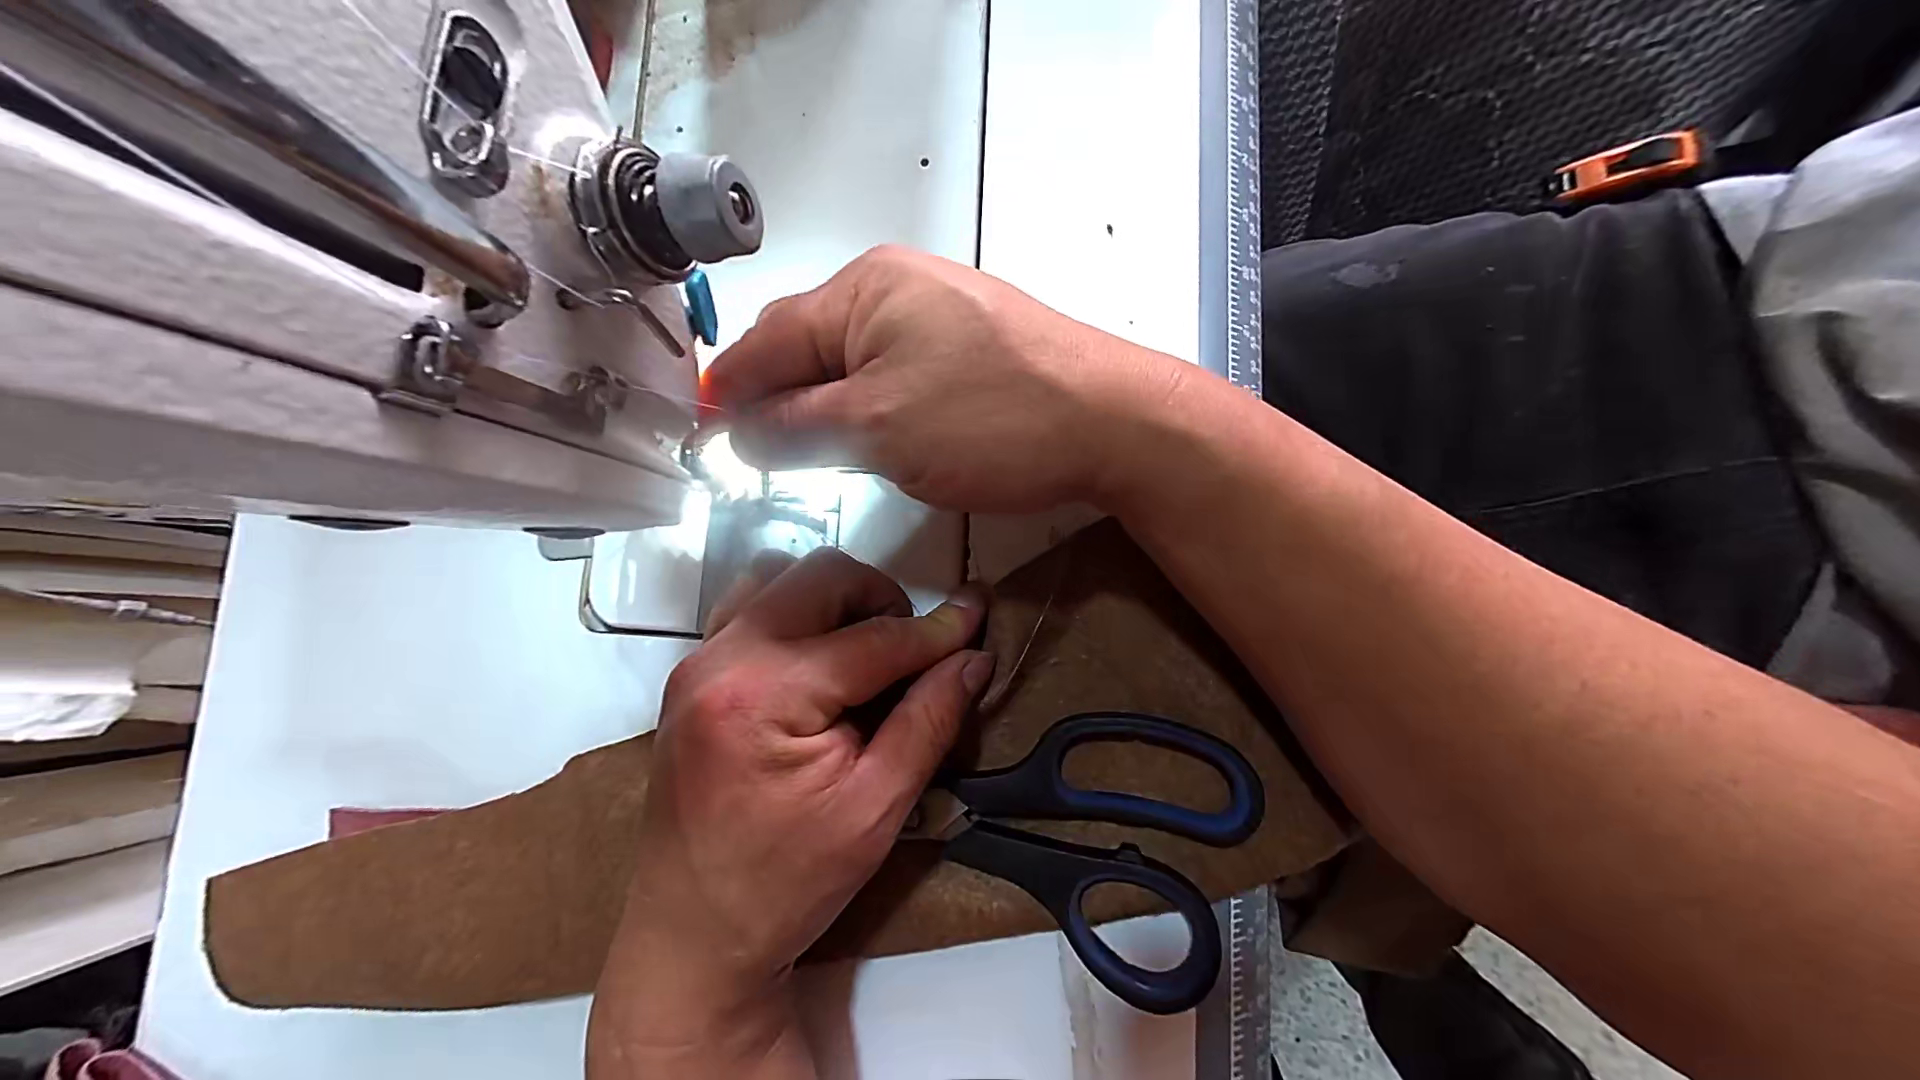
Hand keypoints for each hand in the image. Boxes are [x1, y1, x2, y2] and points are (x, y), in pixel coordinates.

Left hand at [588, 549, 993, 1079]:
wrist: (689, 937)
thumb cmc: (787, 884)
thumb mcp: (876, 808)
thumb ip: (929, 720)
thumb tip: (974, 657)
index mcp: (765, 692)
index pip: (873, 638)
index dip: (936, 629)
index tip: (979, 616)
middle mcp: (722, 656)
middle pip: (822, 577)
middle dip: (882, 600)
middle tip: (915, 649)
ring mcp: (697, 661)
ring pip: (782, 579)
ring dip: (837, 600)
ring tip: (866, 652)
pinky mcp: (692, 675)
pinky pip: (751, 606)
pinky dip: (798, 614)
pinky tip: (819, 662)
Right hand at [701, 245, 1192, 512]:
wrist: (1111, 422)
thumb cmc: (989, 421)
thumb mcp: (876, 428)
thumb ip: (796, 427)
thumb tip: (737, 431)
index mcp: (862, 289)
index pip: (768, 342)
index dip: (728, 393)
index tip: (702, 439)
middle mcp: (895, 286)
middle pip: (806, 345)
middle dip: (775, 398)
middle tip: (752, 453)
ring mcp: (937, 313)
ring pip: (851, 361)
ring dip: (821, 404)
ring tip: (803, 450)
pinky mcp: (967, 345)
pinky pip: (892, 370)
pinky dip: (865, 403)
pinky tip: (864, 431)